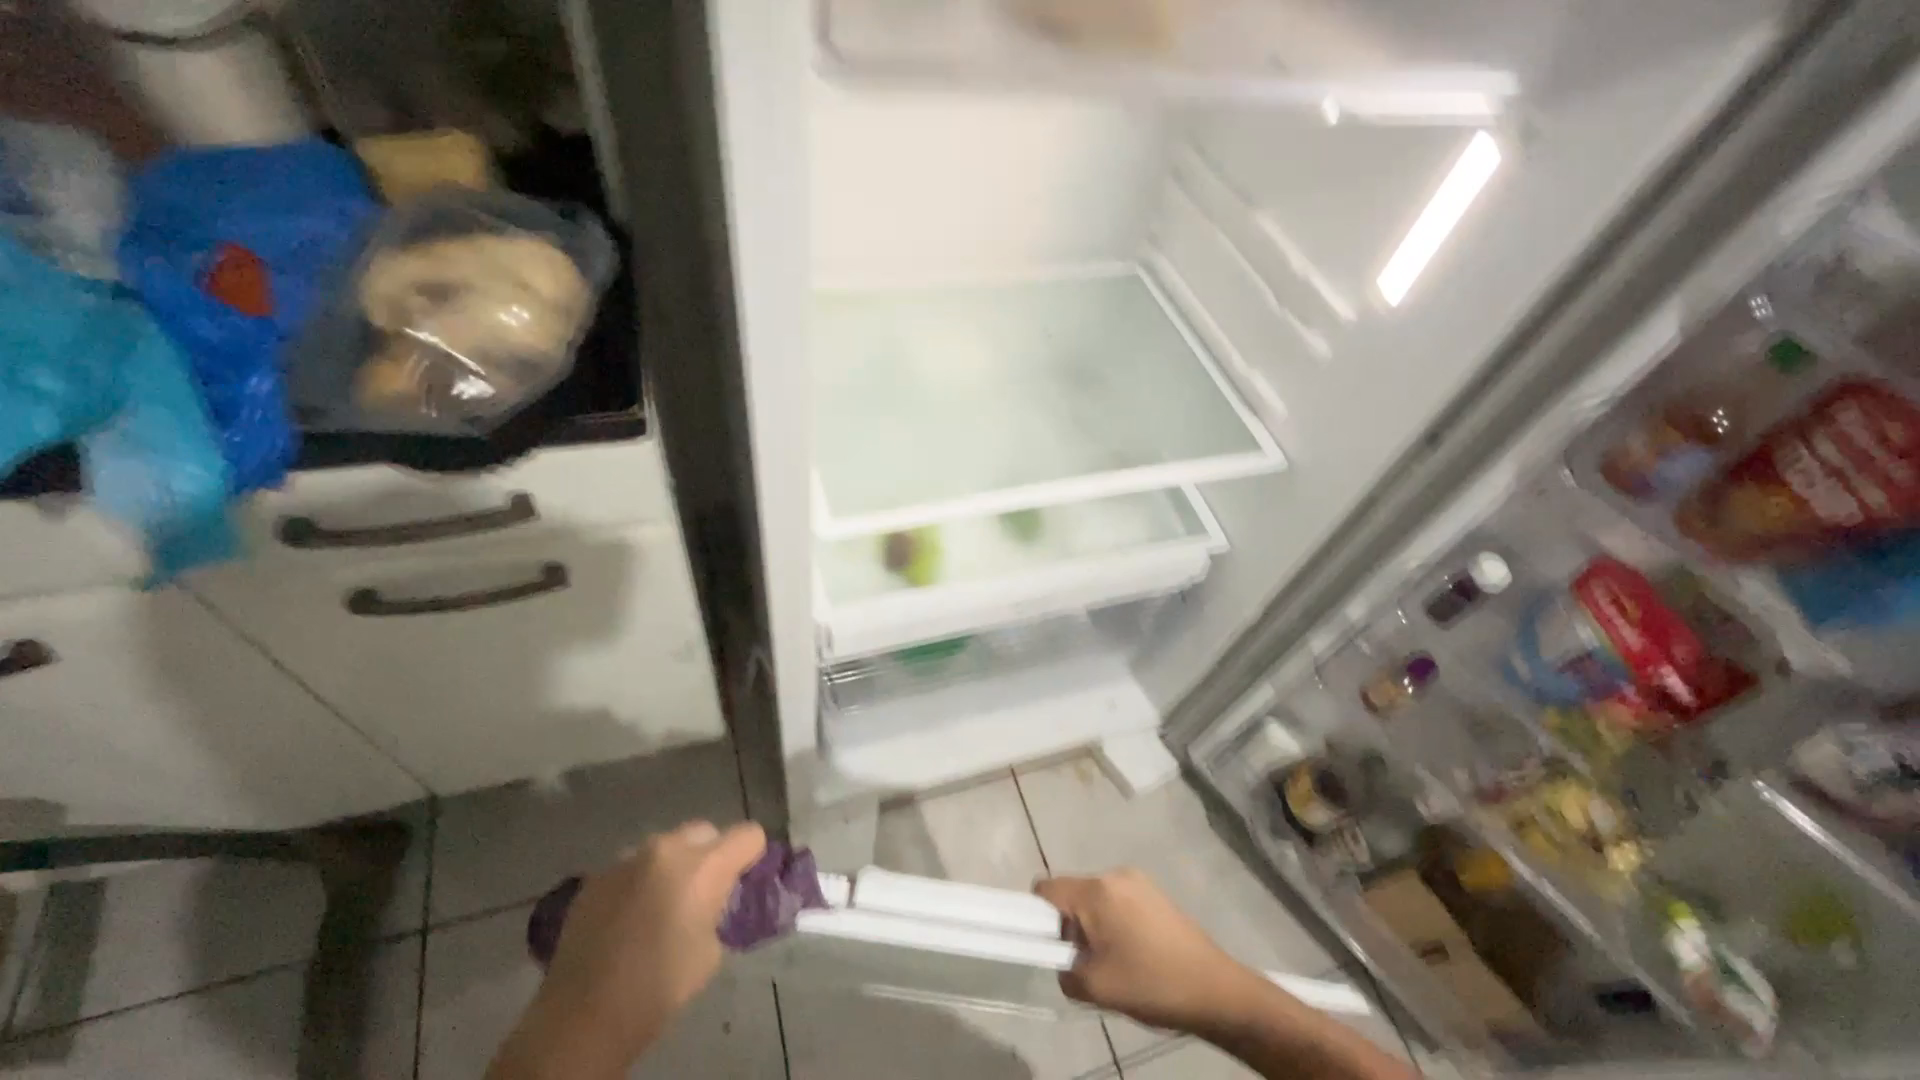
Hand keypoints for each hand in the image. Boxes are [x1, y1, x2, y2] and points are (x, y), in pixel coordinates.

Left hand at [489, 820, 766, 1079]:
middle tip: (704, 892)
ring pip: (664, 847)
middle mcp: (666, 849)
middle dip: (711, 854)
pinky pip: (631, 867)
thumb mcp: (710, 951)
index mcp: (704, 866)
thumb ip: (716, 911)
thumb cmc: (661, 985)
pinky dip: (639, 882)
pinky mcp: (596, 876)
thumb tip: (709, 903)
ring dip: (672, 866)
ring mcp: (626, 859)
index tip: (744, 880)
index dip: (752, 855)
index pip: (748, 834)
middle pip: (704, 831)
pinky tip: (629, 917)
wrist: (585, 1012)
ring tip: (662, 904)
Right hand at [1035, 868, 1266, 1034]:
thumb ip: (1063, 970)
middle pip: (1071, 893)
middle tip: (1084, 961)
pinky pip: (1117, 902)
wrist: (1215, 990)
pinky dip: (1113, 923)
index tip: (1048, 946)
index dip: (1037, 916)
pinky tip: (1133, 954)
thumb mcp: (1095, 987)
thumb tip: (1064, 961)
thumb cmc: (1150, 984)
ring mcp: (1139, 882)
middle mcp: (1115, 876)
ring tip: (1113, 962)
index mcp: (1096, 891)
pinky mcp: (1156, 894)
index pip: (1046, 889)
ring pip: (1095, 900)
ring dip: (1092, 926)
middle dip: (1069, 925)